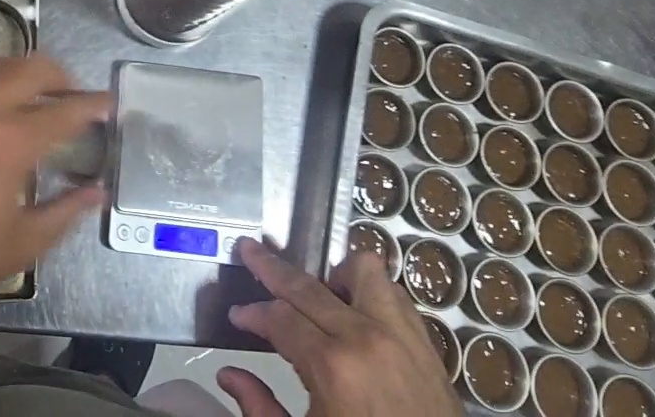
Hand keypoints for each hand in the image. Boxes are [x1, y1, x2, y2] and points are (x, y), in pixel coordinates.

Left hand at [0, 55, 109, 305]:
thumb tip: (97, 191)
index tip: (109, 103)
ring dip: (25, 72)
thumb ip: (66, 212)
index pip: (66, 110)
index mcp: (14, 141)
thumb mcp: (23, 244)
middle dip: (60, 75)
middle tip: (72, 94)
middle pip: (33, 68)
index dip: (93, 104)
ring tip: (38, 93)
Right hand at [218, 238, 458, 416]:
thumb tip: (229, 376)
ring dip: (334, 274)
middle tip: (250, 252)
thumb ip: (262, 408)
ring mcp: (400, 335)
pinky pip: (395, 294)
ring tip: (318, 289)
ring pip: (363, 270)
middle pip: (308, 284)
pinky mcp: (425, 342)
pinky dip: (371, 292)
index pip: (278, 317)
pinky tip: (355, 311)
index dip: (252, 313)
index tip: (238, 316)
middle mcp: (364, 337)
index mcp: (331, 366)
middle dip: (271, 267)